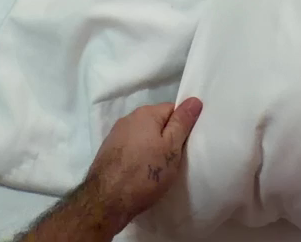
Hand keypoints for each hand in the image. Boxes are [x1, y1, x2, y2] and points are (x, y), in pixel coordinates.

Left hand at [15, 99, 203, 241]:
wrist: (105, 201)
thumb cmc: (144, 173)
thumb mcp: (170, 148)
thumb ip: (182, 122)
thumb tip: (194, 99)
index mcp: (146, 113)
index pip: (172, 110)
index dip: (181, 126)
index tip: (183, 146)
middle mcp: (129, 118)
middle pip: (156, 122)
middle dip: (165, 138)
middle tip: (171, 160)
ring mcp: (115, 135)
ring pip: (141, 136)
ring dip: (149, 147)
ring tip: (154, 169)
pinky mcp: (107, 151)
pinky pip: (129, 148)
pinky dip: (136, 156)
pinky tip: (138, 173)